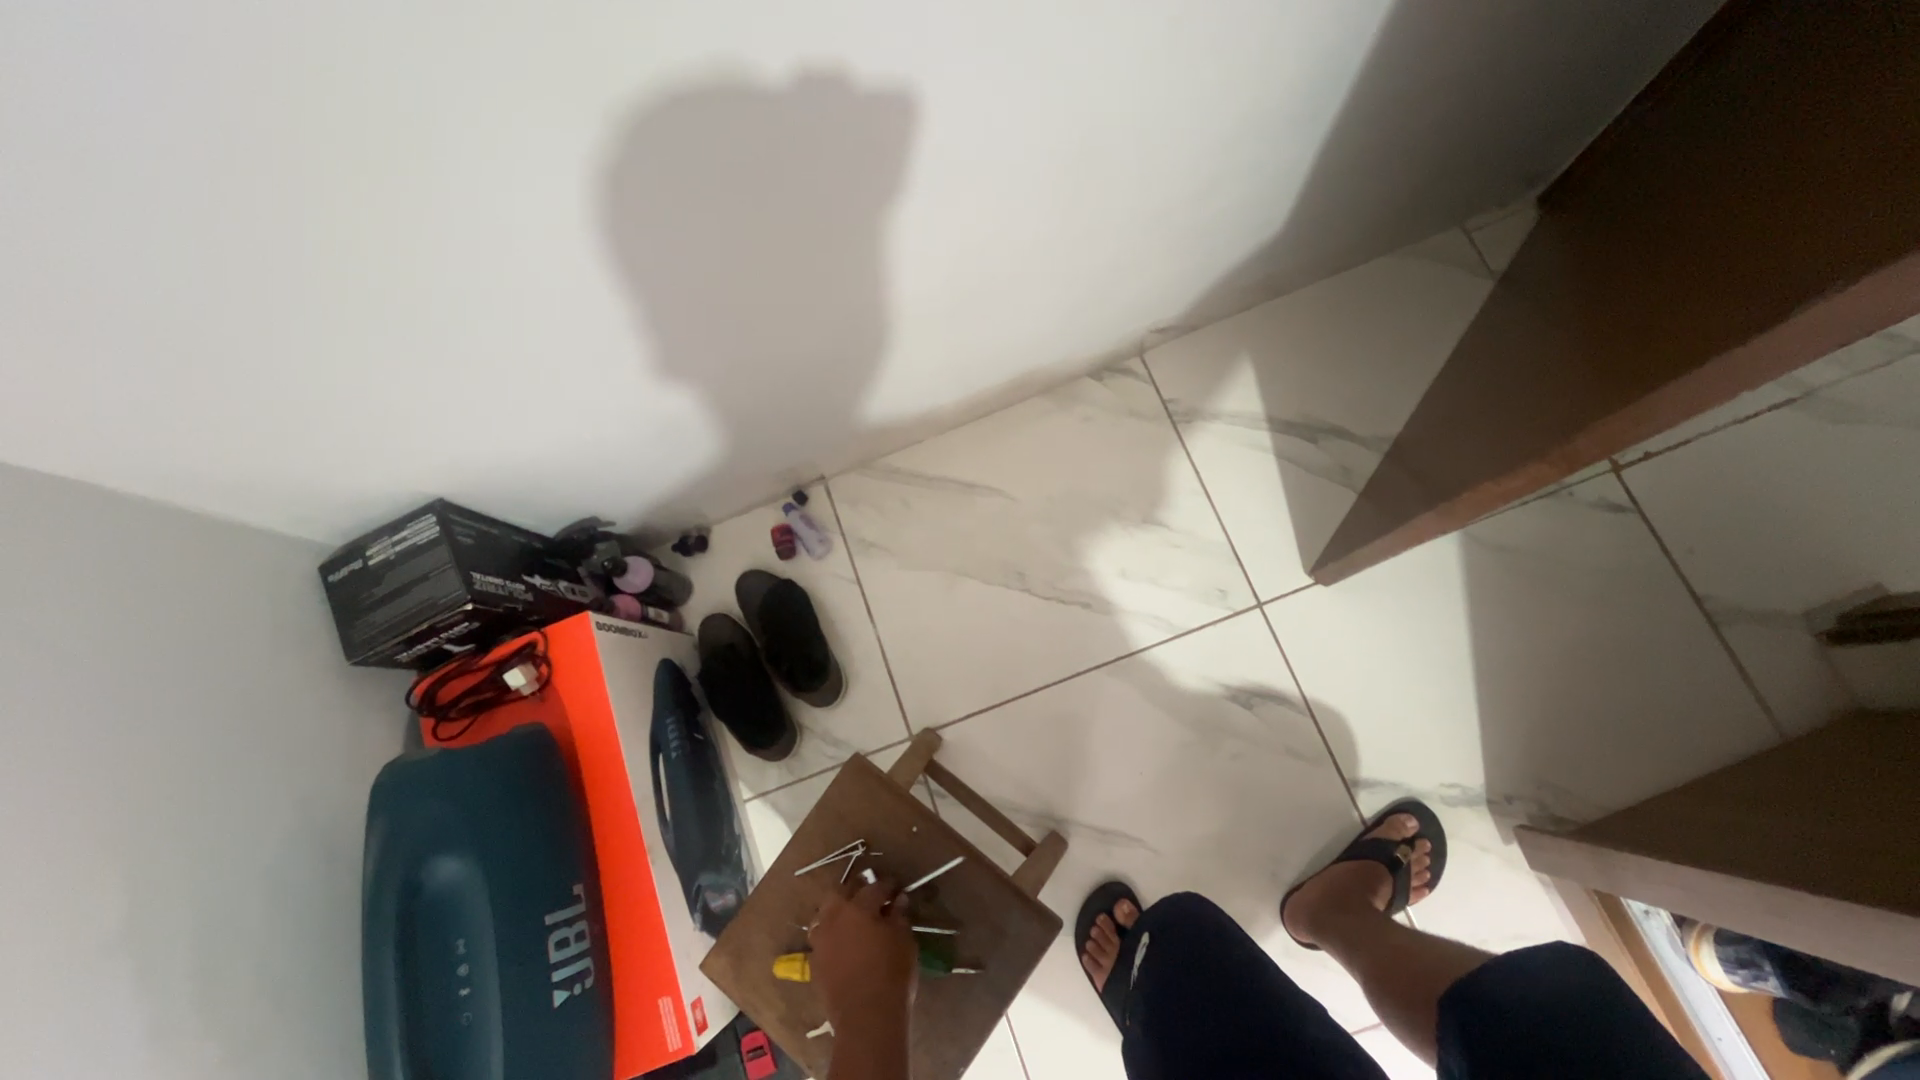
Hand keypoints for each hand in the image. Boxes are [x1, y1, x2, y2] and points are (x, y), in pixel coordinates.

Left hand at [810, 879, 916, 1034]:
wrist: (866, 1018)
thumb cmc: (892, 974)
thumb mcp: (904, 941)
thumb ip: (898, 917)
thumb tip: (897, 900)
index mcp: (858, 907)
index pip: (874, 887)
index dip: (888, 885)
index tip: (896, 888)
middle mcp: (834, 917)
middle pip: (840, 892)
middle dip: (856, 890)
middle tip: (871, 898)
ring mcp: (821, 940)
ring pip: (825, 914)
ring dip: (838, 911)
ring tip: (854, 920)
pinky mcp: (815, 962)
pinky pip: (822, 938)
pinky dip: (832, 934)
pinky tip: (844, 943)